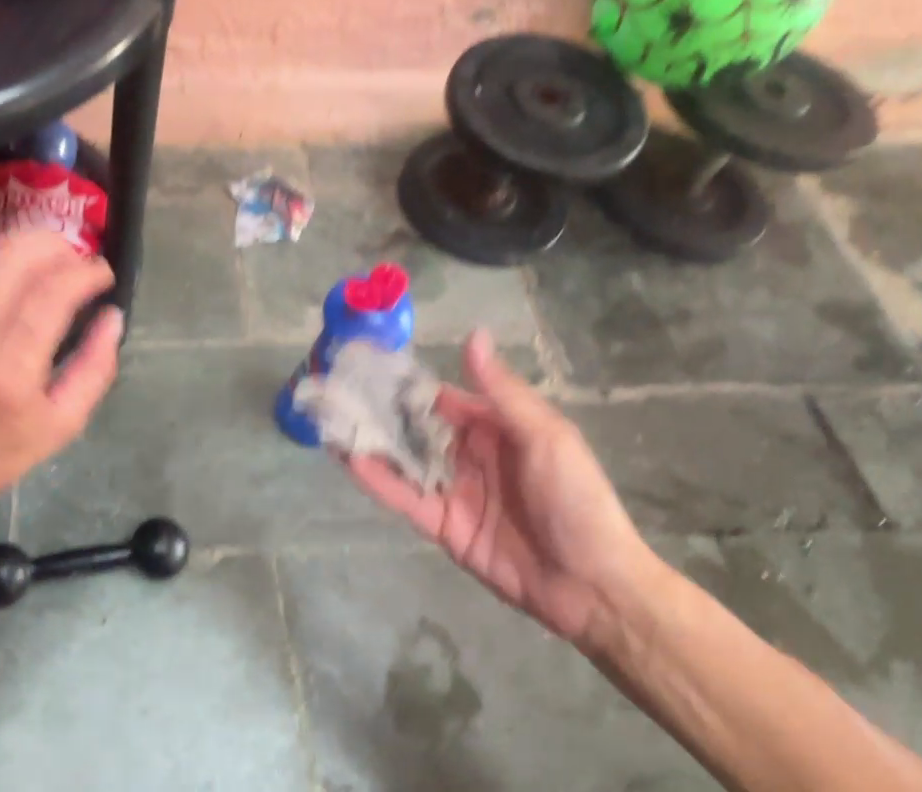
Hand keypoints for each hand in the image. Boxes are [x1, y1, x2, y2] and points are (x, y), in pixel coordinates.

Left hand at [0, 232, 122, 524]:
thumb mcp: (64, 425)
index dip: (84, 272)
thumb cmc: (0, 452)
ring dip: (15, 251)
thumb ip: (96, 368)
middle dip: (53, 246)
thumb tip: (113, 315)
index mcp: (10, 373)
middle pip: (13, 258)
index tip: (102, 273)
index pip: (52, 295)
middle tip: (71, 261)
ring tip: (33, 270)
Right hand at [346, 329, 660, 648]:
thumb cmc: (576, 500)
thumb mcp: (547, 437)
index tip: (366, 364)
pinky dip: (376, 479)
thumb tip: (473, 335)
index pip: (440, 398)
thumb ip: (503, 392)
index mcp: (495, 427)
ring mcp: (452, 490)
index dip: (405, 383)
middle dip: (377, 411)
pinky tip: (347, 459)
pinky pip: (404, 497)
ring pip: (403, 460)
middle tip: (333, 390)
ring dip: (369, 442)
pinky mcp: (442, 525)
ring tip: (328, 419)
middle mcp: (468, 454)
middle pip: (414, 428)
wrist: (592, 585)